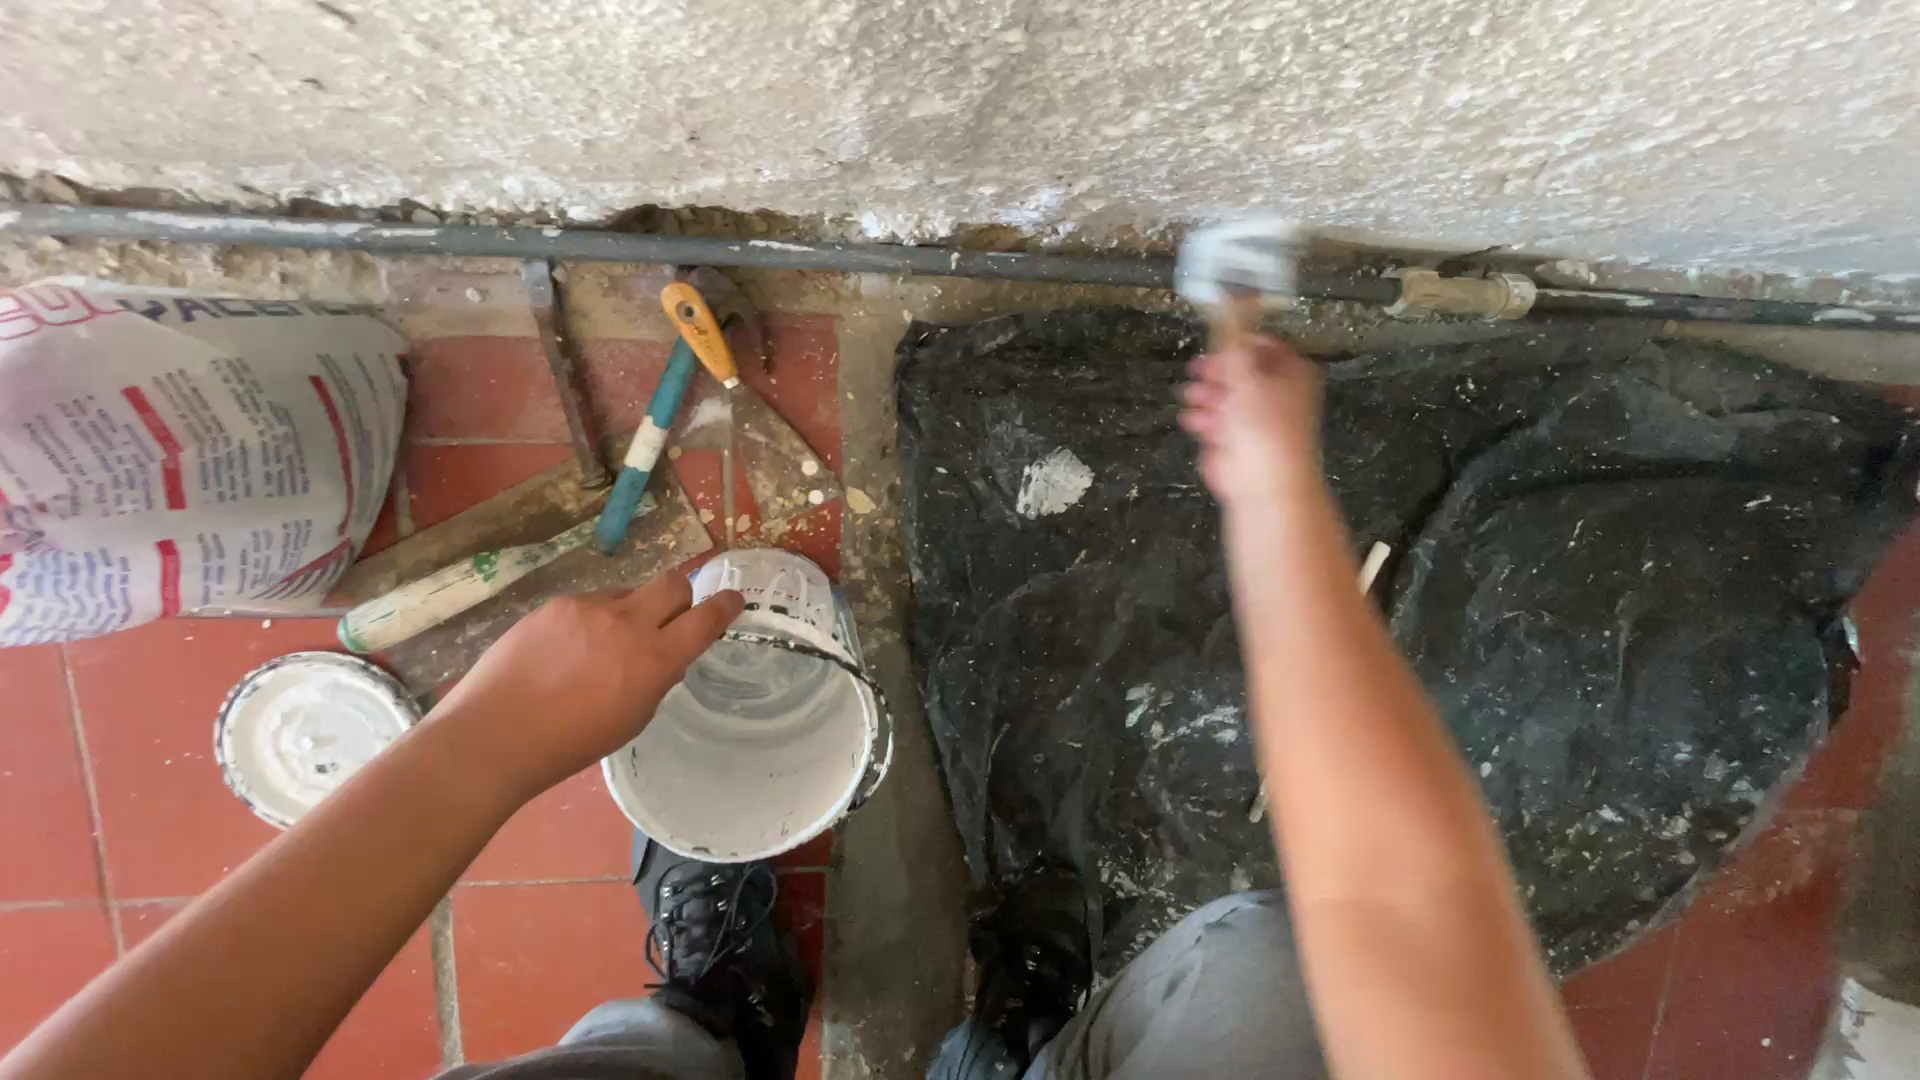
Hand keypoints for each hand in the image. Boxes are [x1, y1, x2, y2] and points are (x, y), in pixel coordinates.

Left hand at [427, 573, 744, 798]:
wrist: (494, 735)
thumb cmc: (571, 742)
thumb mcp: (634, 718)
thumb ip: (658, 677)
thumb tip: (665, 653)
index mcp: (654, 659)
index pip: (706, 618)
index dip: (726, 606)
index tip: (734, 600)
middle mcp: (627, 623)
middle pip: (673, 582)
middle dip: (680, 596)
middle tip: (668, 619)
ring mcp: (589, 608)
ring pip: (628, 593)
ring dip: (630, 612)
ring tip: (601, 648)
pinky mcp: (556, 605)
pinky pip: (591, 602)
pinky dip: (594, 620)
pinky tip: (568, 650)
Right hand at [1177, 335, 1323, 505]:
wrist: (1262, 480)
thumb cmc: (1266, 427)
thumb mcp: (1248, 375)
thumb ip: (1235, 342)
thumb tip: (1230, 306)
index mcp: (1289, 373)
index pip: (1261, 345)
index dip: (1237, 341)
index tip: (1215, 338)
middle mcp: (1274, 393)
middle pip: (1238, 370)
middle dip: (1216, 372)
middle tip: (1199, 371)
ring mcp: (1253, 418)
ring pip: (1222, 395)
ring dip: (1205, 395)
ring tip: (1194, 397)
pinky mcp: (1233, 439)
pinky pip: (1213, 420)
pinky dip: (1203, 420)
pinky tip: (1199, 422)